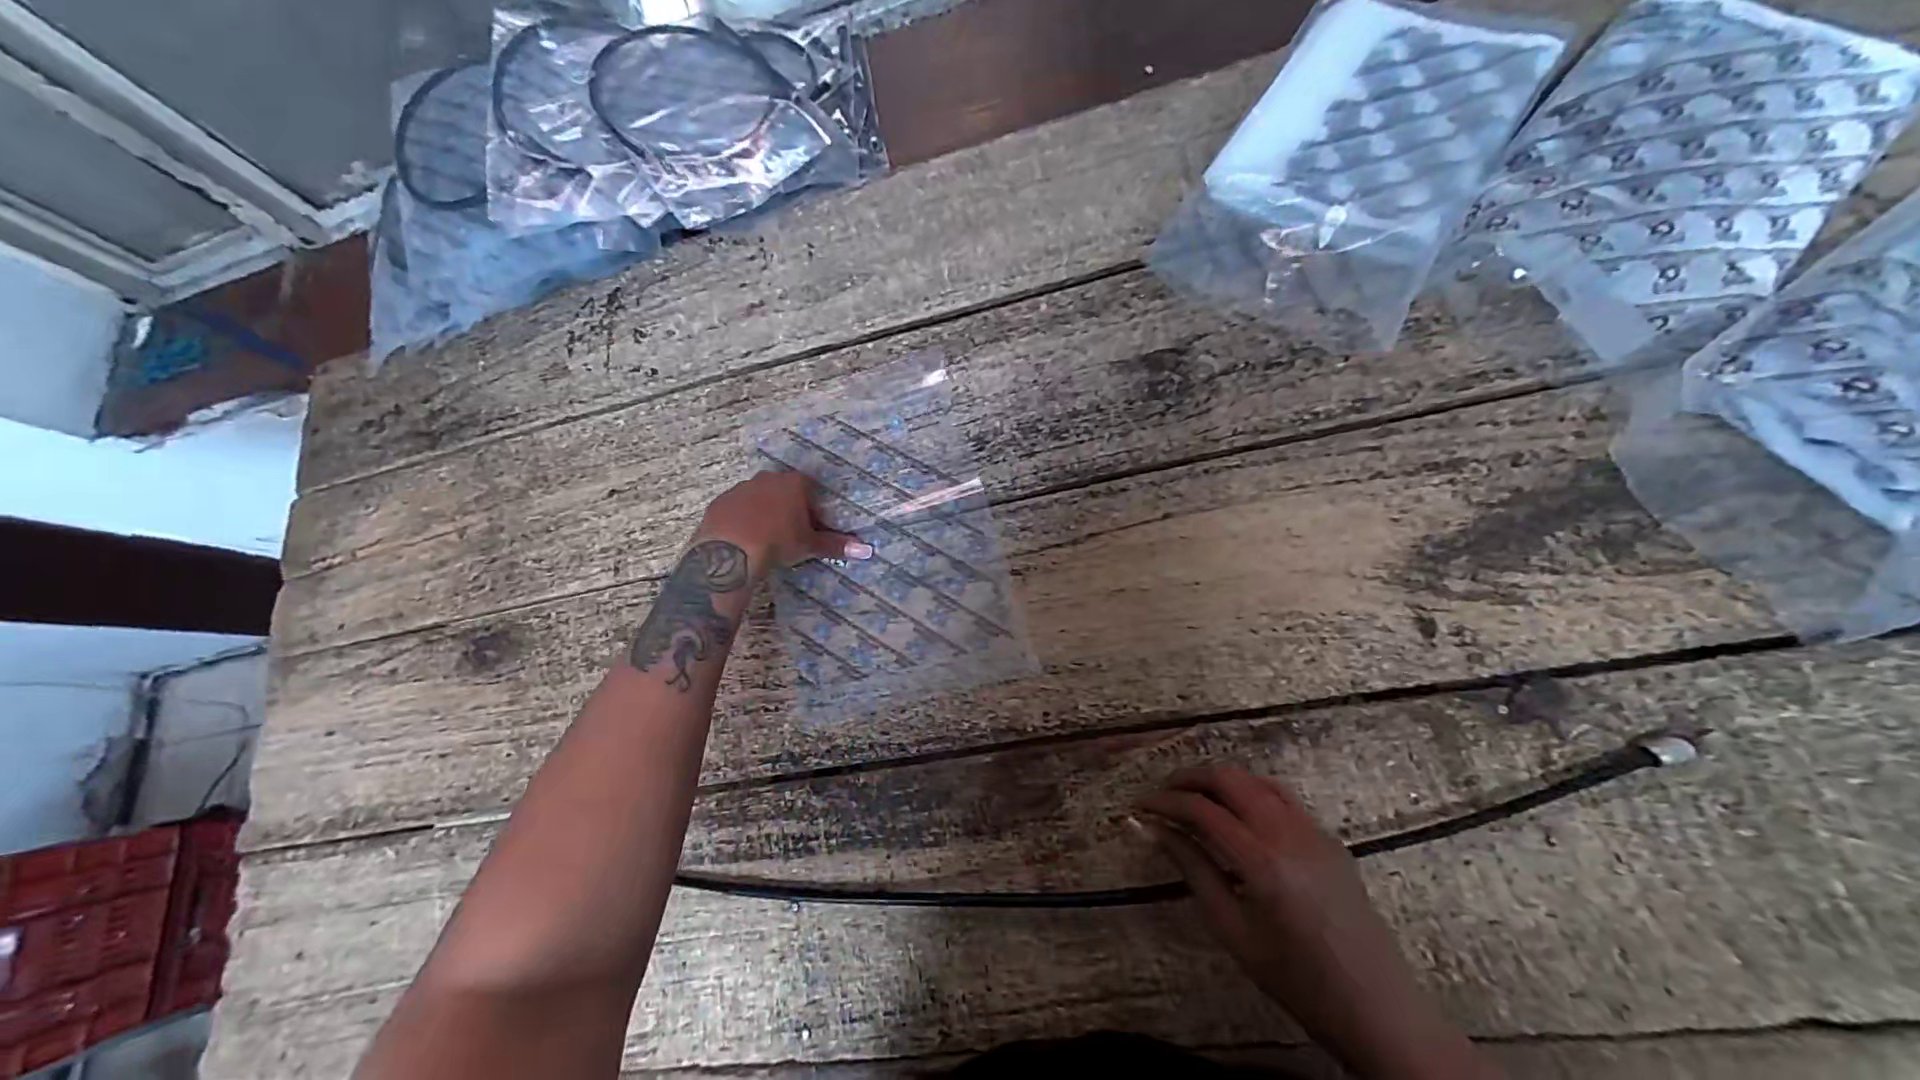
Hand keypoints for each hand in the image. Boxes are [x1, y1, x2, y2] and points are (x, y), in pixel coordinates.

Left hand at [694, 471, 871, 576]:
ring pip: (758, 496)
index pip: (810, 487)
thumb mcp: (809, 545)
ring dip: (764, 511)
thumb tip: (866, 550)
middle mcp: (767, 479)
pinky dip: (742, 518)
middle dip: (788, 506)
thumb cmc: (778, 542)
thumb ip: (836, 545)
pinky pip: (736, 507)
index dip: (813, 505)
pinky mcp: (720, 501)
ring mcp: (741, 488)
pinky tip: (744, 537)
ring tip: (766, 537)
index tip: (812, 524)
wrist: (730, 552)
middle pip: (783, 489)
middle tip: (791, 532)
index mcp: (793, 484)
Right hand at [1141, 767, 1497, 1079]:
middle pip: (1230, 779)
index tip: (1142, 806)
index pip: (1202, 810)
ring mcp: (1315, 832)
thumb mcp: (1232, 930)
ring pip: (1257, 780)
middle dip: (1190, 778)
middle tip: (1164, 793)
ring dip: (1221, 780)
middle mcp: (1289, 835)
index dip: (1166, 802)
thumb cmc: (1296, 980)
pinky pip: (1283, 796)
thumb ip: (1194, 870)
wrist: (1376, 1008)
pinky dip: (1250, 790)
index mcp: (1262, 862)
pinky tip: (1236, 810)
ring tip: (1194, 797)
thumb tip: (1156, 830)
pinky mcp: (1329, 838)